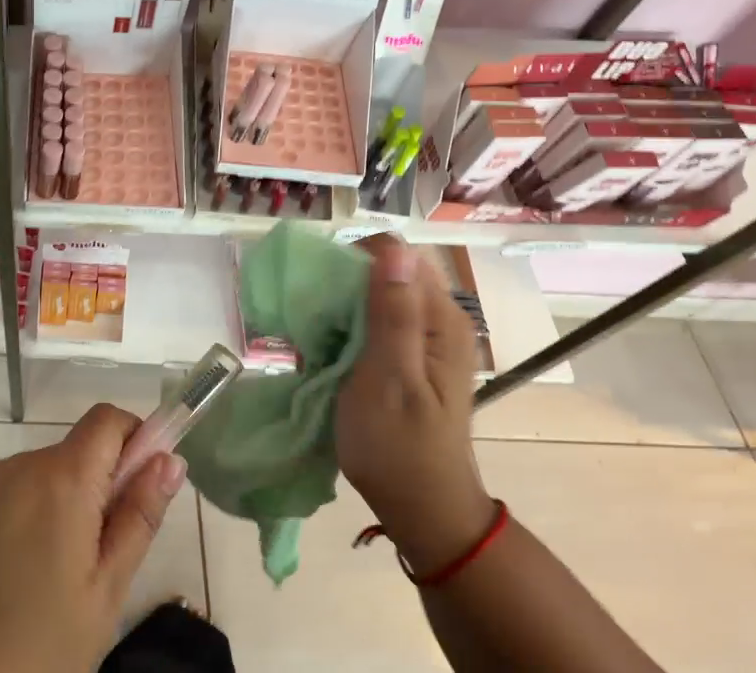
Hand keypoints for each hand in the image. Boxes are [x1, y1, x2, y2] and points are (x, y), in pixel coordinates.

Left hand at [0, 405, 188, 672]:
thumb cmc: (47, 639)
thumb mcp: (109, 585)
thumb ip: (140, 513)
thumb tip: (170, 458)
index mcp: (62, 480)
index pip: (106, 420)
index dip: (133, 440)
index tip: (139, 486)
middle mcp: (19, 464)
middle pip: (74, 450)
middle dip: (95, 484)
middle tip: (95, 552)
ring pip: (40, 469)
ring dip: (56, 497)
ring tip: (50, 565)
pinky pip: (7, 484)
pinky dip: (21, 506)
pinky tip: (14, 560)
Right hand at [334, 237, 495, 575]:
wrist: (421, 506)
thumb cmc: (398, 446)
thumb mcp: (388, 378)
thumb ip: (392, 314)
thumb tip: (394, 250)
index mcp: (440, 319)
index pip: (396, 255)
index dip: (353, 261)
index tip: (320, 294)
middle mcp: (441, 319)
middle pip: (387, 272)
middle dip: (343, 286)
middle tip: (314, 322)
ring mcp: (429, 338)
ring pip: (378, 296)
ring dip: (343, 309)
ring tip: (318, 340)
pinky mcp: (414, 356)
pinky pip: (378, 321)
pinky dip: (350, 329)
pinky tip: (332, 354)